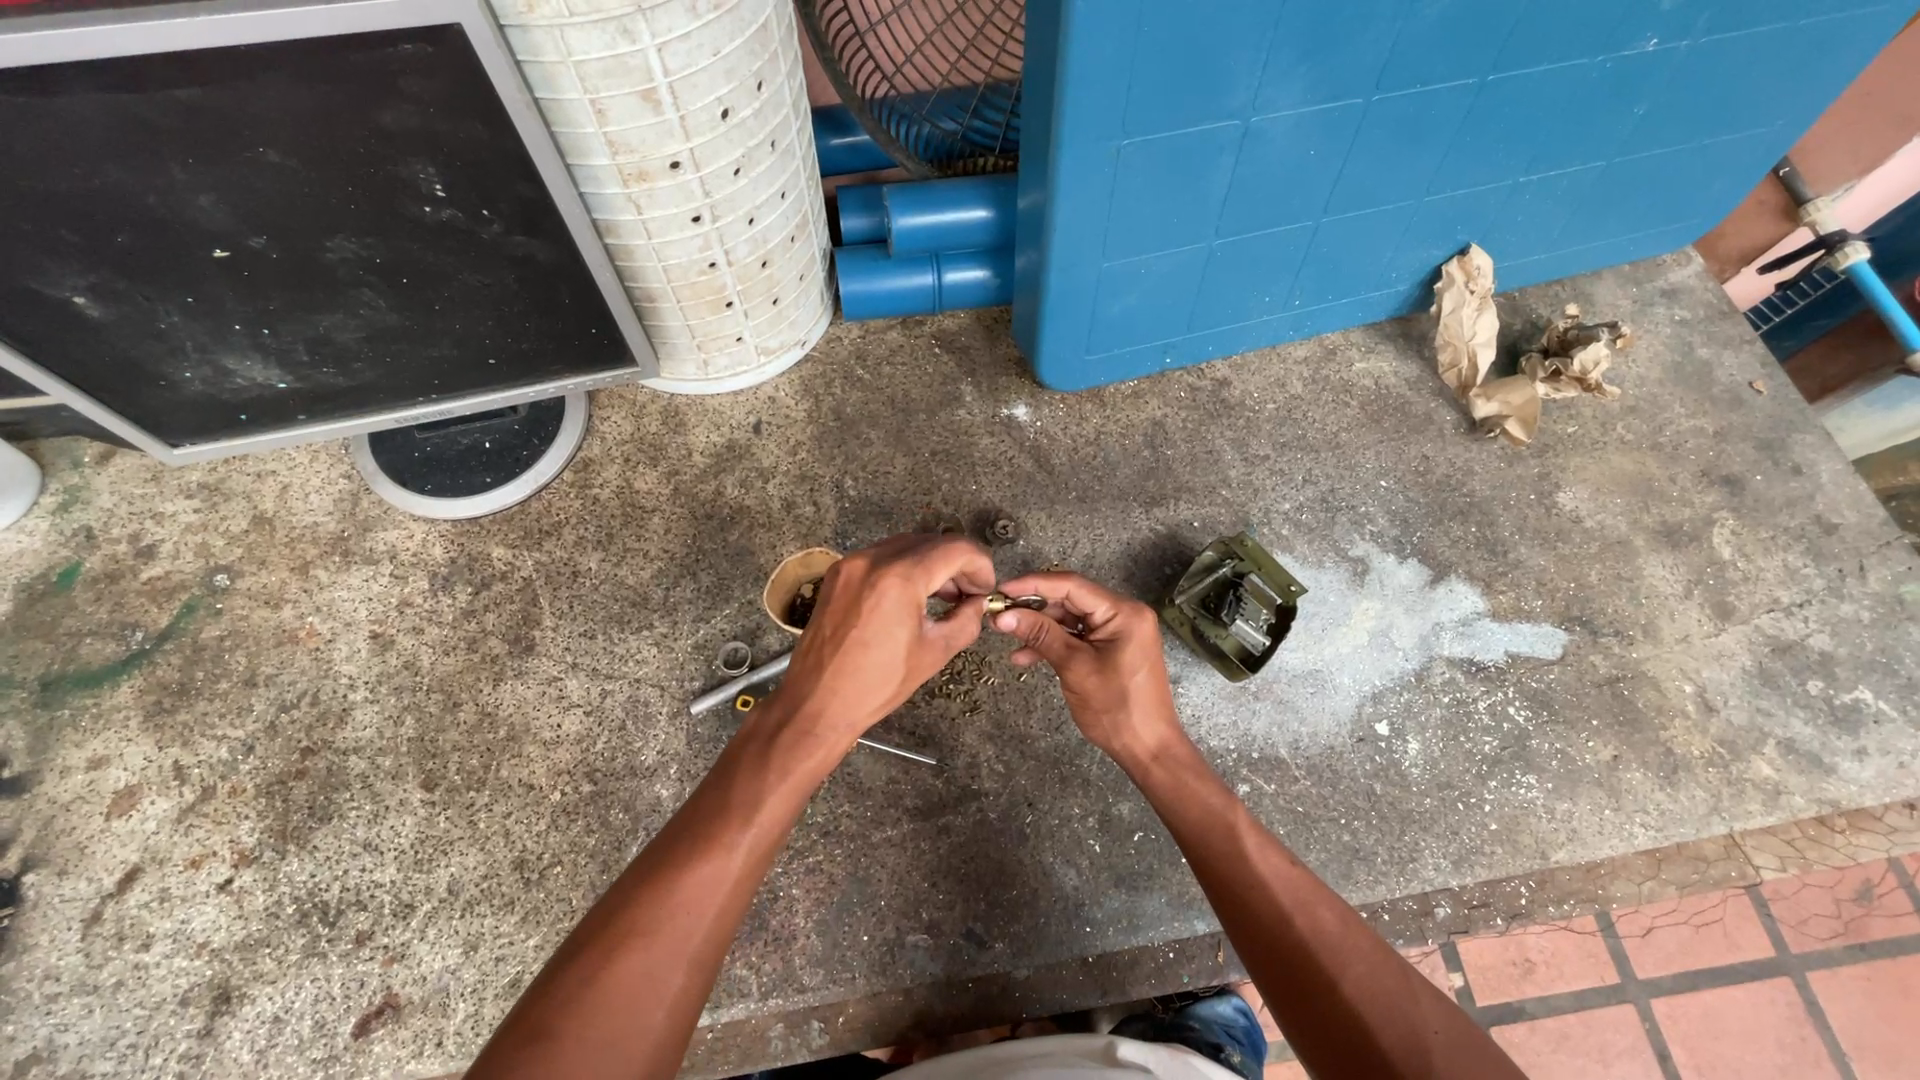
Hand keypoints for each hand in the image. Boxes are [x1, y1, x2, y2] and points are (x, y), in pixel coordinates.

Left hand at [771, 533, 995, 752]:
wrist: (818, 702)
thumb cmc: (875, 684)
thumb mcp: (934, 653)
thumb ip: (966, 620)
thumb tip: (977, 604)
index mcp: (898, 578)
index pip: (955, 548)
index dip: (980, 564)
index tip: (986, 587)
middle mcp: (872, 561)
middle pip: (931, 542)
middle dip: (958, 564)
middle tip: (970, 594)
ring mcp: (851, 564)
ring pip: (906, 546)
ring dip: (932, 564)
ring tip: (945, 597)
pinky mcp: (838, 574)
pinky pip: (882, 557)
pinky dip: (906, 568)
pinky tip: (914, 596)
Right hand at [988, 571, 1185, 764]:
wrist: (1147, 748)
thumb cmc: (1116, 708)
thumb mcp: (1073, 667)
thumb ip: (1040, 634)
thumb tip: (1004, 616)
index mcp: (1123, 612)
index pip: (1071, 585)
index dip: (1032, 585)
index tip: (1002, 590)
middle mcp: (1124, 614)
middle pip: (1070, 600)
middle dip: (1034, 608)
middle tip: (1000, 615)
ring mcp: (1119, 632)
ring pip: (1071, 619)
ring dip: (1040, 628)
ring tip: (1007, 636)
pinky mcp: (1112, 648)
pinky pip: (1078, 637)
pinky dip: (1054, 644)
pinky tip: (1026, 656)